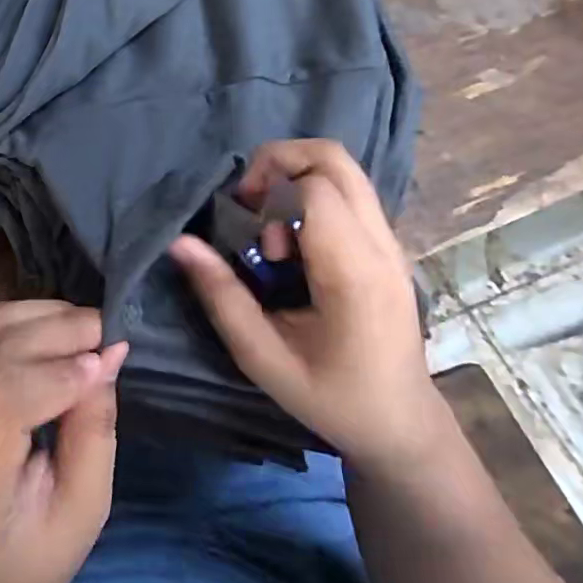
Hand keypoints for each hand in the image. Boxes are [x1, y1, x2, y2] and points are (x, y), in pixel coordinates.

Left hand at [0, 302, 129, 582]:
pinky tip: (58, 324)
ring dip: (42, 317)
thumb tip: (109, 353)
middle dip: (57, 332)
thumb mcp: (84, 510)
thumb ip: (94, 430)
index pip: (3, 402)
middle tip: (106, 330)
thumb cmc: (34, 555)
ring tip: (88, 325)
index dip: (58, 371)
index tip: (105, 358)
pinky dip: (24, 319)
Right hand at [167, 139, 446, 474]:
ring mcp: (391, 241)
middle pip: (333, 158)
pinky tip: (293, 240)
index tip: (251, 236)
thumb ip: (221, 295)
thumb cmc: (332, 397)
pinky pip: (348, 191)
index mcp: (354, 272)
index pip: (315, 189)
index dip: (270, 194)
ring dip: (295, 177)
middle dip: (279, 162)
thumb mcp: (263, 357)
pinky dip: (311, 193)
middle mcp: (380, 244)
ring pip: (342, 168)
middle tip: (252, 205)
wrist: (402, 424)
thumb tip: (180, 243)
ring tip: (269, 225)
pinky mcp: (388, 245)